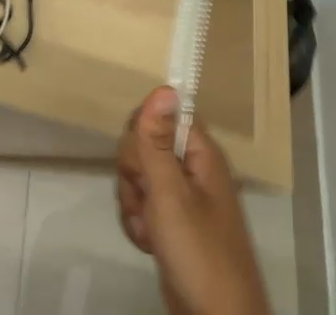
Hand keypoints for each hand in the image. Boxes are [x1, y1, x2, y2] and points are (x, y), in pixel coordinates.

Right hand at [115, 87, 269, 314]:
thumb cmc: (198, 251)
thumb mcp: (169, 192)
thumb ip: (158, 140)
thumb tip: (164, 86)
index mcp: (203, 157)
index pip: (164, 115)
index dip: (144, 130)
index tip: (141, 156)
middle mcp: (195, 172)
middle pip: (145, 145)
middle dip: (133, 173)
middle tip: (147, 197)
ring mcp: (184, 199)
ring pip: (138, 177)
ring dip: (133, 202)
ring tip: (149, 228)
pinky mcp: (172, 223)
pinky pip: (141, 204)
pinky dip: (138, 221)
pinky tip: (148, 241)